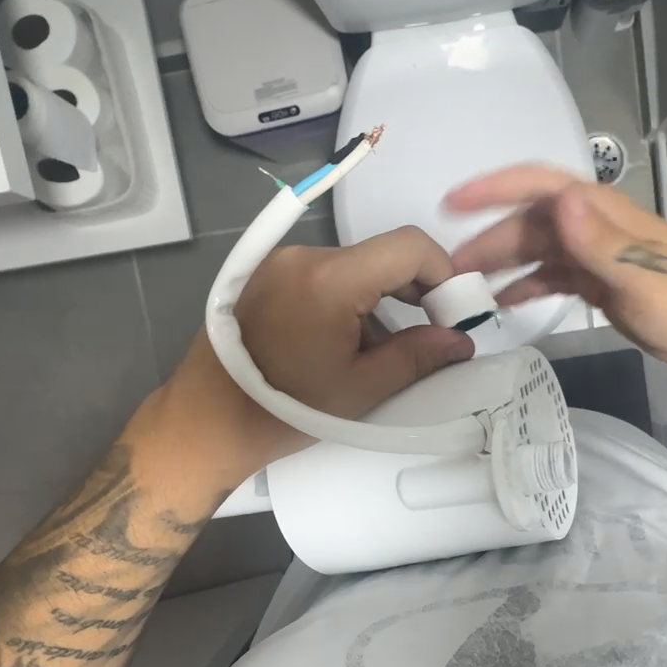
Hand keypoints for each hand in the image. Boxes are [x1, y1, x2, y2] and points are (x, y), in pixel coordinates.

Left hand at [151, 226, 476, 486]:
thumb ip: (418, 357)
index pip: (410, 246)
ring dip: (379, 302)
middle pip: (381, 256)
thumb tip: (460, 341)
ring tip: (377, 353)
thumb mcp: (362, 389)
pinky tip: (342, 345)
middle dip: (414, 293)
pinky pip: (324, 277)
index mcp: (330, 278)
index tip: (455, 312)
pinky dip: (348, 302)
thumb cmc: (284, 409)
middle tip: (431, 335)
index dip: (445, 273)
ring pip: (354, 268)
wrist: (206, 421)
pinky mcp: (265, 277)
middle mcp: (304, 256)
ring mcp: (280, 264)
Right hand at [444, 165, 666, 373]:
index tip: (453, 202)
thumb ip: (597, 240)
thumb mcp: (639, 273)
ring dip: (503, 264)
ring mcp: (592, 254)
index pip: (540, 186)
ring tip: (468, 287)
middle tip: (453, 267)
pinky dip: (525, 286)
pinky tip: (502, 304)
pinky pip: (549, 277)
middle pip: (530, 223)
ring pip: (536, 250)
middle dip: (491, 239)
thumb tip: (559, 201)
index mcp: (601, 211)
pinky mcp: (594, 281)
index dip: (495, 189)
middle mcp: (591, 225)